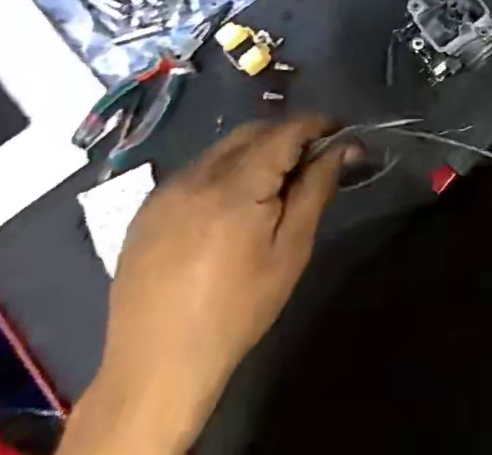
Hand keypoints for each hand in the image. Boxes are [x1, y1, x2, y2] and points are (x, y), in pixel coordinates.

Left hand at [73, 113, 356, 453]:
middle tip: (317, 157)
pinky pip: (197, 170)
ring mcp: (165, 192)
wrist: (157, 366)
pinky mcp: (147, 211)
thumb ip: (316, 189)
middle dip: (289, 134)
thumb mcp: (291, 249)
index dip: (319, 125)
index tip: (344, 134)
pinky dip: (227, 169)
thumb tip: (344, 147)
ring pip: (223, 148)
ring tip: (279, 180)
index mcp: (235, 187)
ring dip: (258, 150)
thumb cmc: (237, 309)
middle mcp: (196, 178)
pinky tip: (238, 200)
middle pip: (253, 132)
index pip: (285, 131)